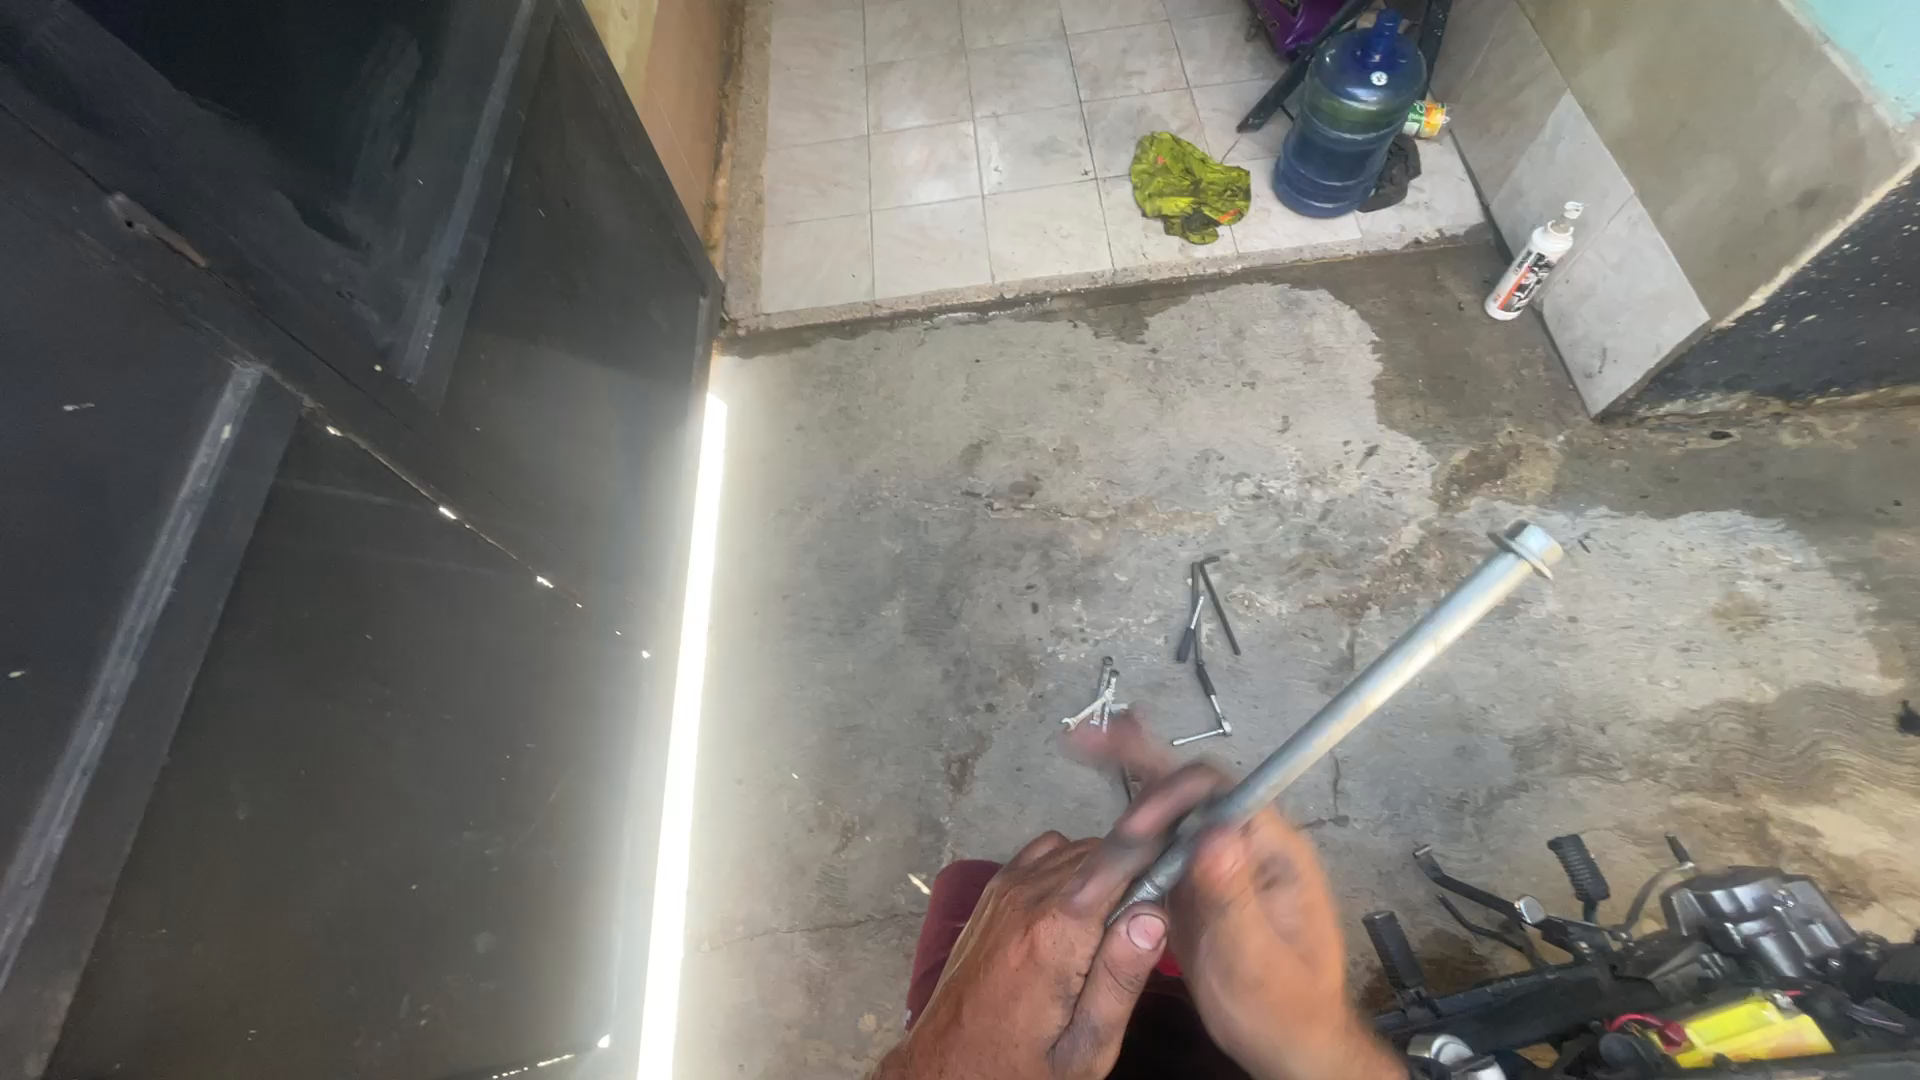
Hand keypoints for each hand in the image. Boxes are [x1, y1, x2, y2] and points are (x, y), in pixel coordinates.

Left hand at [873, 831, 1171, 1079]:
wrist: (946, 1066)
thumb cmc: (1023, 1067)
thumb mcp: (1085, 1047)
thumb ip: (1120, 978)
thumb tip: (1155, 914)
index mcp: (1059, 930)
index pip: (1118, 858)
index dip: (1155, 840)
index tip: (1185, 840)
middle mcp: (1030, 893)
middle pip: (1101, 852)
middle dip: (1134, 870)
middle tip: (1148, 917)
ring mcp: (1007, 884)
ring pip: (1075, 849)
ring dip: (1103, 869)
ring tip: (1112, 921)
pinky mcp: (994, 888)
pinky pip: (1044, 851)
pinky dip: (1068, 863)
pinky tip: (1074, 905)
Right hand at [1066, 714, 1405, 1079]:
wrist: (1285, 1043)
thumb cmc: (1282, 1009)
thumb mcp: (1256, 962)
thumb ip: (1234, 897)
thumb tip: (1214, 832)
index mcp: (1270, 848)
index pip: (1219, 793)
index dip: (1171, 795)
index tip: (1131, 827)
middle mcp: (1240, 836)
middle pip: (1186, 783)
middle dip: (1137, 761)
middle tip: (1085, 742)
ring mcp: (1213, 850)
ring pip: (1166, 800)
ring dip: (1125, 771)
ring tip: (1081, 743)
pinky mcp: (1189, 868)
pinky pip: (1154, 831)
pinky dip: (1124, 801)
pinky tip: (1099, 769)